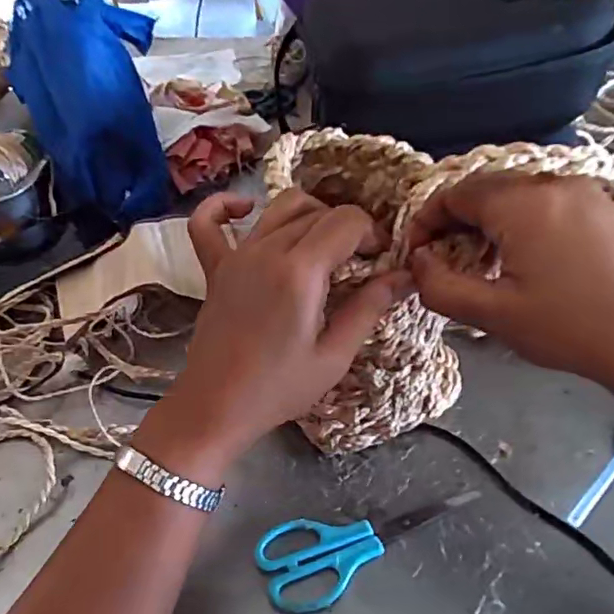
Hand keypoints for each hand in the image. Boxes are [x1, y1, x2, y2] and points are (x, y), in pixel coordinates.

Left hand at [135, 192, 410, 480]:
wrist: (216, 407)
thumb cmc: (278, 389)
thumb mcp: (334, 356)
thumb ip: (369, 309)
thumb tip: (404, 277)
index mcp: (300, 272)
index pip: (346, 220)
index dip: (371, 232)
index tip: (379, 259)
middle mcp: (266, 251)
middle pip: (316, 211)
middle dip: (346, 227)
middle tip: (358, 262)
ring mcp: (236, 257)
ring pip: (278, 208)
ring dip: (309, 215)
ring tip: (323, 245)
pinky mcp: (214, 269)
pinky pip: (208, 222)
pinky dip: (225, 207)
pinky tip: (246, 209)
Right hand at [406, 174, 613, 409]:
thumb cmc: (571, 327)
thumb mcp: (493, 314)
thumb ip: (440, 286)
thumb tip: (417, 263)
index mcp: (521, 202)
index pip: (453, 193)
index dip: (424, 221)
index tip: (414, 256)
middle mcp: (552, 183)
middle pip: (484, 189)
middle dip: (454, 223)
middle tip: (444, 264)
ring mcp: (583, 192)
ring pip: (516, 196)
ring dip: (487, 225)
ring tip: (481, 268)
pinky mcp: (604, 208)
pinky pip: (545, 204)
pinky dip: (519, 225)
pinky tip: (523, 263)